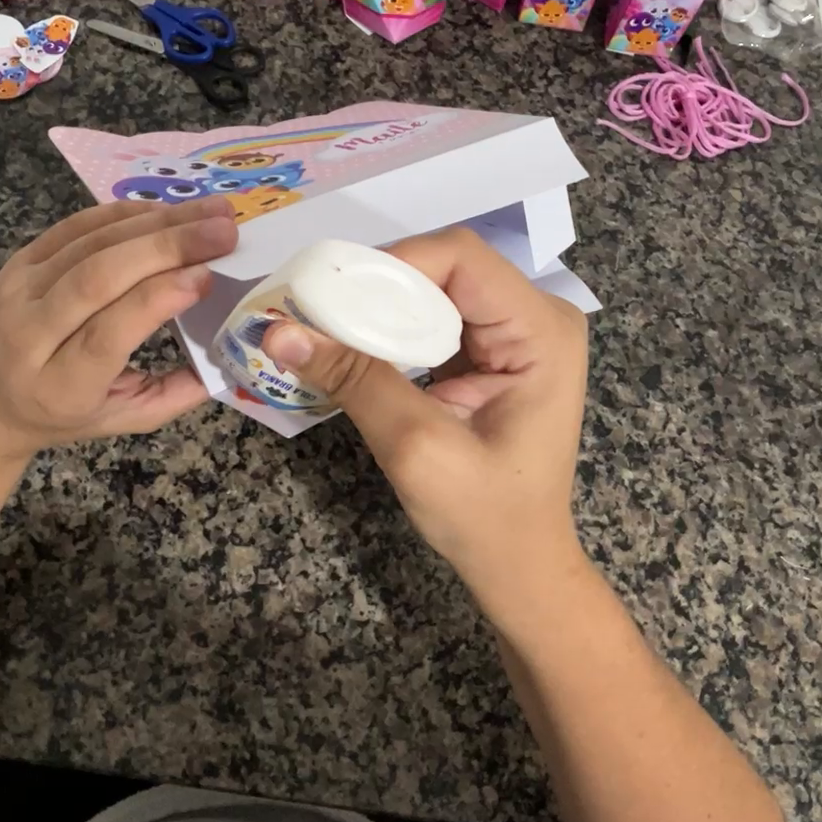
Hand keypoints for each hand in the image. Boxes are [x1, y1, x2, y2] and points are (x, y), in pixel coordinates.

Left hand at [0, 198, 238, 460]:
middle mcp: (29, 335)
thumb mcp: (123, 420)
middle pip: (98, 276)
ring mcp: (18, 290)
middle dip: (167, 247)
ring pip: (90, 243)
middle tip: (225, 230)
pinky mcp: (17, 261)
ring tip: (211, 212)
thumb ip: (178, 393)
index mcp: (60, 386)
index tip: (208, 276)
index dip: (157, 299)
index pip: (108, 332)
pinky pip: (74, 226)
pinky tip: (167, 209)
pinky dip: (124, 213)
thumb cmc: (62, 415)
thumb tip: (233, 355)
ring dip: (156, 221)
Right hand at [261, 228, 589, 605]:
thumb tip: (279, 330)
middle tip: (316, 312)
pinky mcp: (494, 352)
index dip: (393, 264)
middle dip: (379, 288)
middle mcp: (537, 318)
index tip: (331, 295)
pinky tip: (356, 347)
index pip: (462, 258)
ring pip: (436, 290)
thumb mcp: (416, 446)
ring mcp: (517, 334)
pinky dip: (393, 329)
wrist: (518, 562)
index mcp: (542, 332)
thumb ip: (355, 379)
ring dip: (380, 308)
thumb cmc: (484, 516)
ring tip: (325, 327)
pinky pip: (436, 319)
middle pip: (447, 268)